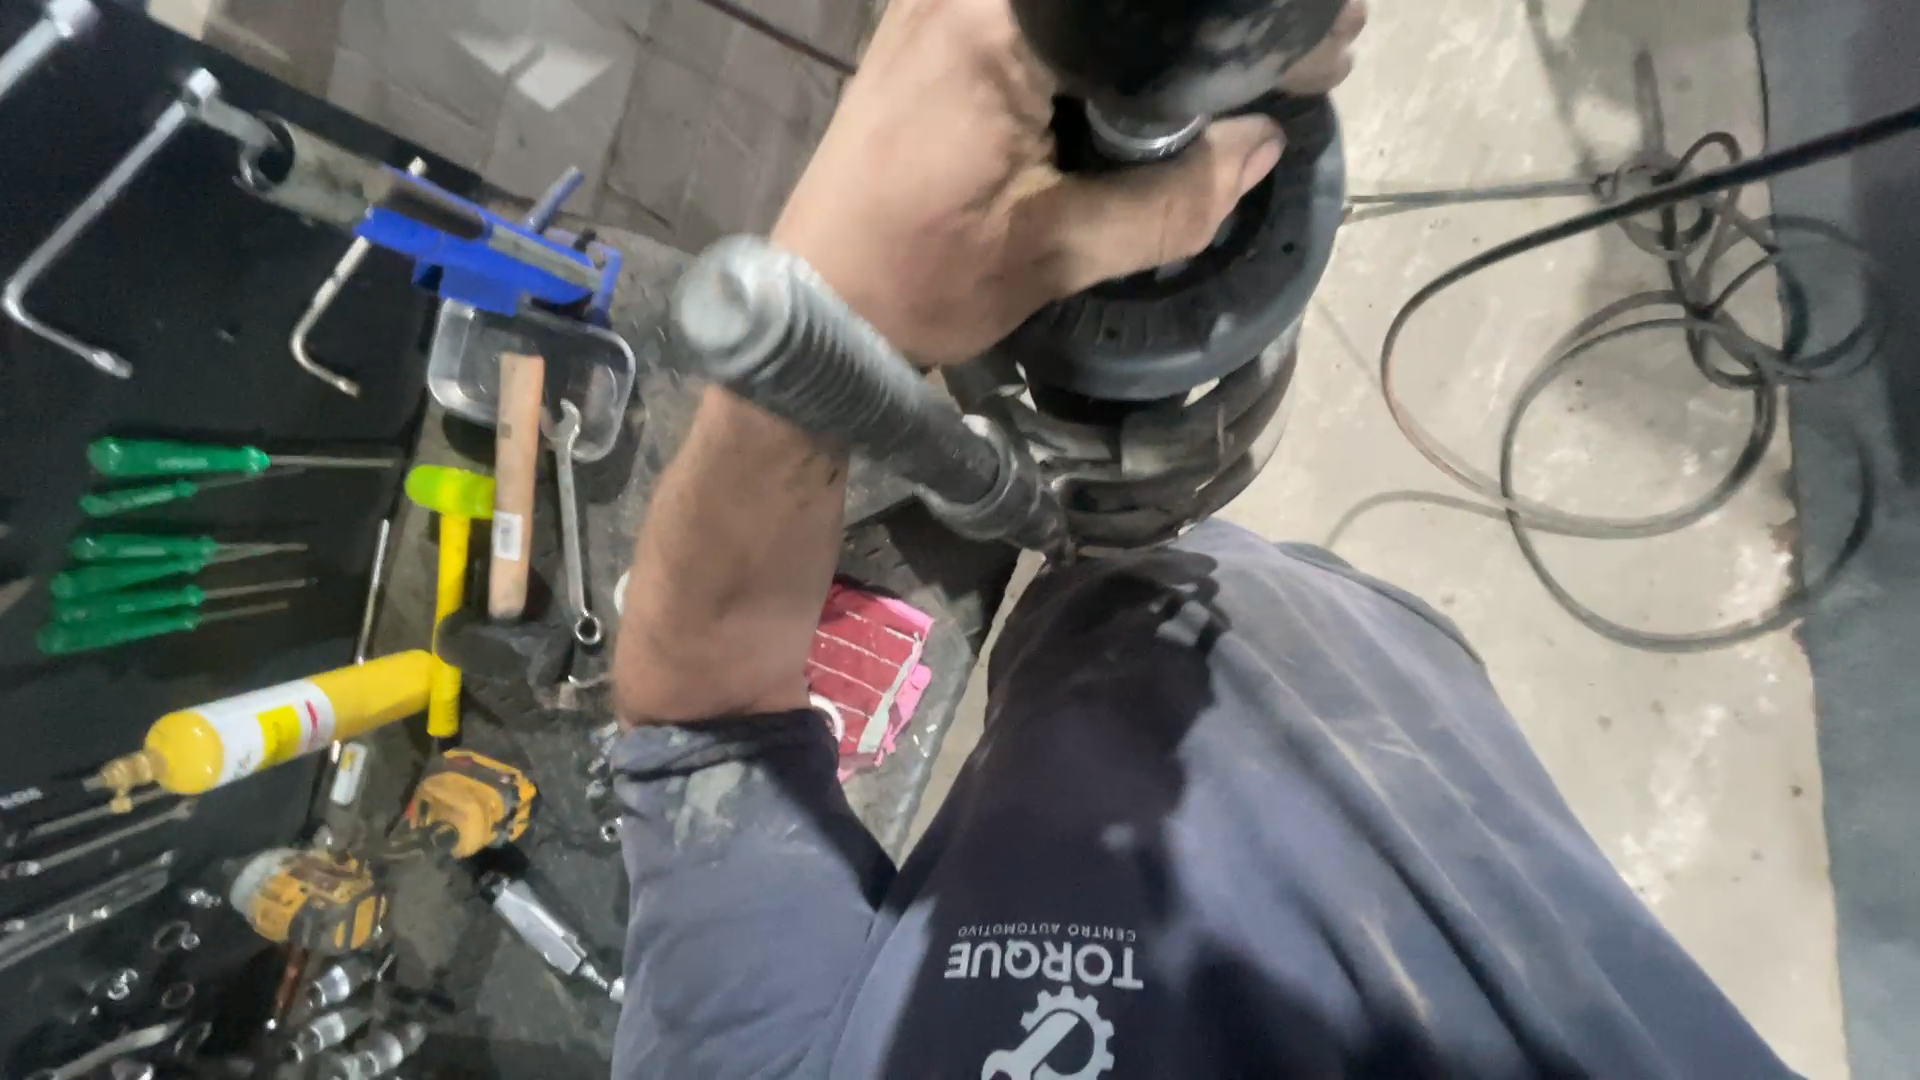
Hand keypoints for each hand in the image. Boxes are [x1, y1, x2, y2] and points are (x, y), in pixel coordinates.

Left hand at [772, 0, 1365, 366]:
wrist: (821, 312)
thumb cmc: (921, 287)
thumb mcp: (1052, 256)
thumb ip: (1168, 202)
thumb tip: (1262, 147)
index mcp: (996, 25)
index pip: (1152, 4)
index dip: (1243, 25)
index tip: (1317, 53)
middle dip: (1204, 26)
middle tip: (1285, 65)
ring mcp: (938, 6)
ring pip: (1085, 10)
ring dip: (1155, 38)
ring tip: (1225, 83)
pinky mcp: (928, 39)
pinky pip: (1041, 27)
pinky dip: (1101, 52)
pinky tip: (1142, 91)